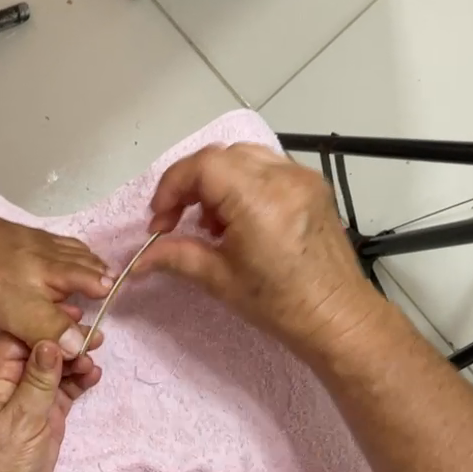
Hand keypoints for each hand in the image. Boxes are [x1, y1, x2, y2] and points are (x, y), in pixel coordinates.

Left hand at [0, 335, 98, 471]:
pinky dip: (79, 382)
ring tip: (96, 359)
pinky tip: (94, 376)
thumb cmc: (1, 462)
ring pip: (56, 370)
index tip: (73, 315)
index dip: (42, 322)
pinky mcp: (47, 417)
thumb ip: (38, 380)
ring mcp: (32, 401)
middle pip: (41, 351)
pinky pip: (64, 391)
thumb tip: (50, 340)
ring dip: (76, 362)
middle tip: (97, 336)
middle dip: (66, 341)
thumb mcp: (22, 418)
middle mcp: (14, 385)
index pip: (17, 338)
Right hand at [139, 143, 384, 354]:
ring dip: (213, 182)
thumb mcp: (218, 280)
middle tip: (174, 221)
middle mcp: (283, 178)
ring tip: (207, 222)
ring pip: (243, 156)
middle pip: (220, 156)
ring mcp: (302, 177)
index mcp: (259, 200)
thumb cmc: (279, 304)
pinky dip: (239, 183)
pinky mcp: (311, 185)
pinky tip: (235, 219)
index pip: (203, 166)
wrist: (334, 315)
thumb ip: (174, 257)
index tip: (160, 222)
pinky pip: (266, 167)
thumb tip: (138, 261)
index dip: (172, 187)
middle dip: (188, 184)